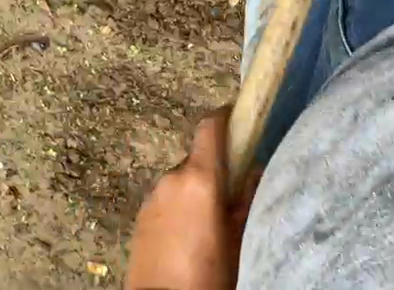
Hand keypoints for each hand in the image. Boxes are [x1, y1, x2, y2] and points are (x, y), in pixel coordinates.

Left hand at [125, 109, 252, 289]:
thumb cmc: (208, 274)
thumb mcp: (238, 237)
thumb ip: (246, 197)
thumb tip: (254, 169)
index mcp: (200, 177)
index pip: (210, 126)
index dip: (224, 118)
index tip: (237, 123)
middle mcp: (172, 177)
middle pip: (197, 158)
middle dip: (212, 170)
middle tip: (227, 197)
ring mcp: (152, 196)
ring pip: (180, 180)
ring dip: (193, 191)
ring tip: (205, 224)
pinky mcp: (139, 216)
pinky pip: (165, 199)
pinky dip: (177, 207)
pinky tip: (184, 236)